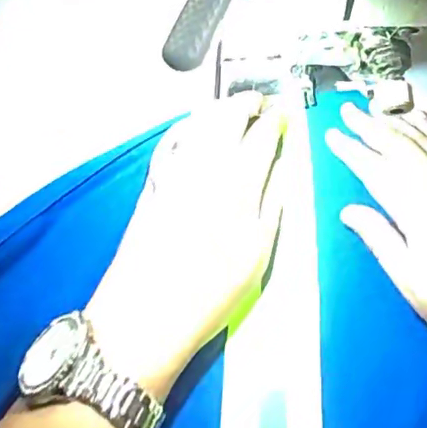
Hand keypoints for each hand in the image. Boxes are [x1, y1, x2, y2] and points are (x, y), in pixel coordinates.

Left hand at [85, 92, 286, 393]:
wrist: (140, 325)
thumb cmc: (208, 296)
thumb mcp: (257, 255)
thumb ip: (275, 202)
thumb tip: (286, 163)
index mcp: (238, 189)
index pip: (262, 136)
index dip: (276, 118)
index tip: (284, 113)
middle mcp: (205, 172)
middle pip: (228, 118)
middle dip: (247, 103)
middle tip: (261, 104)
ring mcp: (175, 175)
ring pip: (200, 123)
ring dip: (221, 108)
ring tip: (235, 109)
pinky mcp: (153, 185)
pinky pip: (174, 141)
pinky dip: (191, 125)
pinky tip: (199, 126)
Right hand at [326, 104, 426, 366]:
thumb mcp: (412, 281)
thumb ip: (381, 239)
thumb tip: (349, 210)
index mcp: (420, 205)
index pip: (377, 169)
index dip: (352, 151)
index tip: (332, 134)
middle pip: (400, 145)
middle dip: (371, 126)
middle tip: (347, 110)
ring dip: (399, 122)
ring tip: (377, 109)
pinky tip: (425, 120)